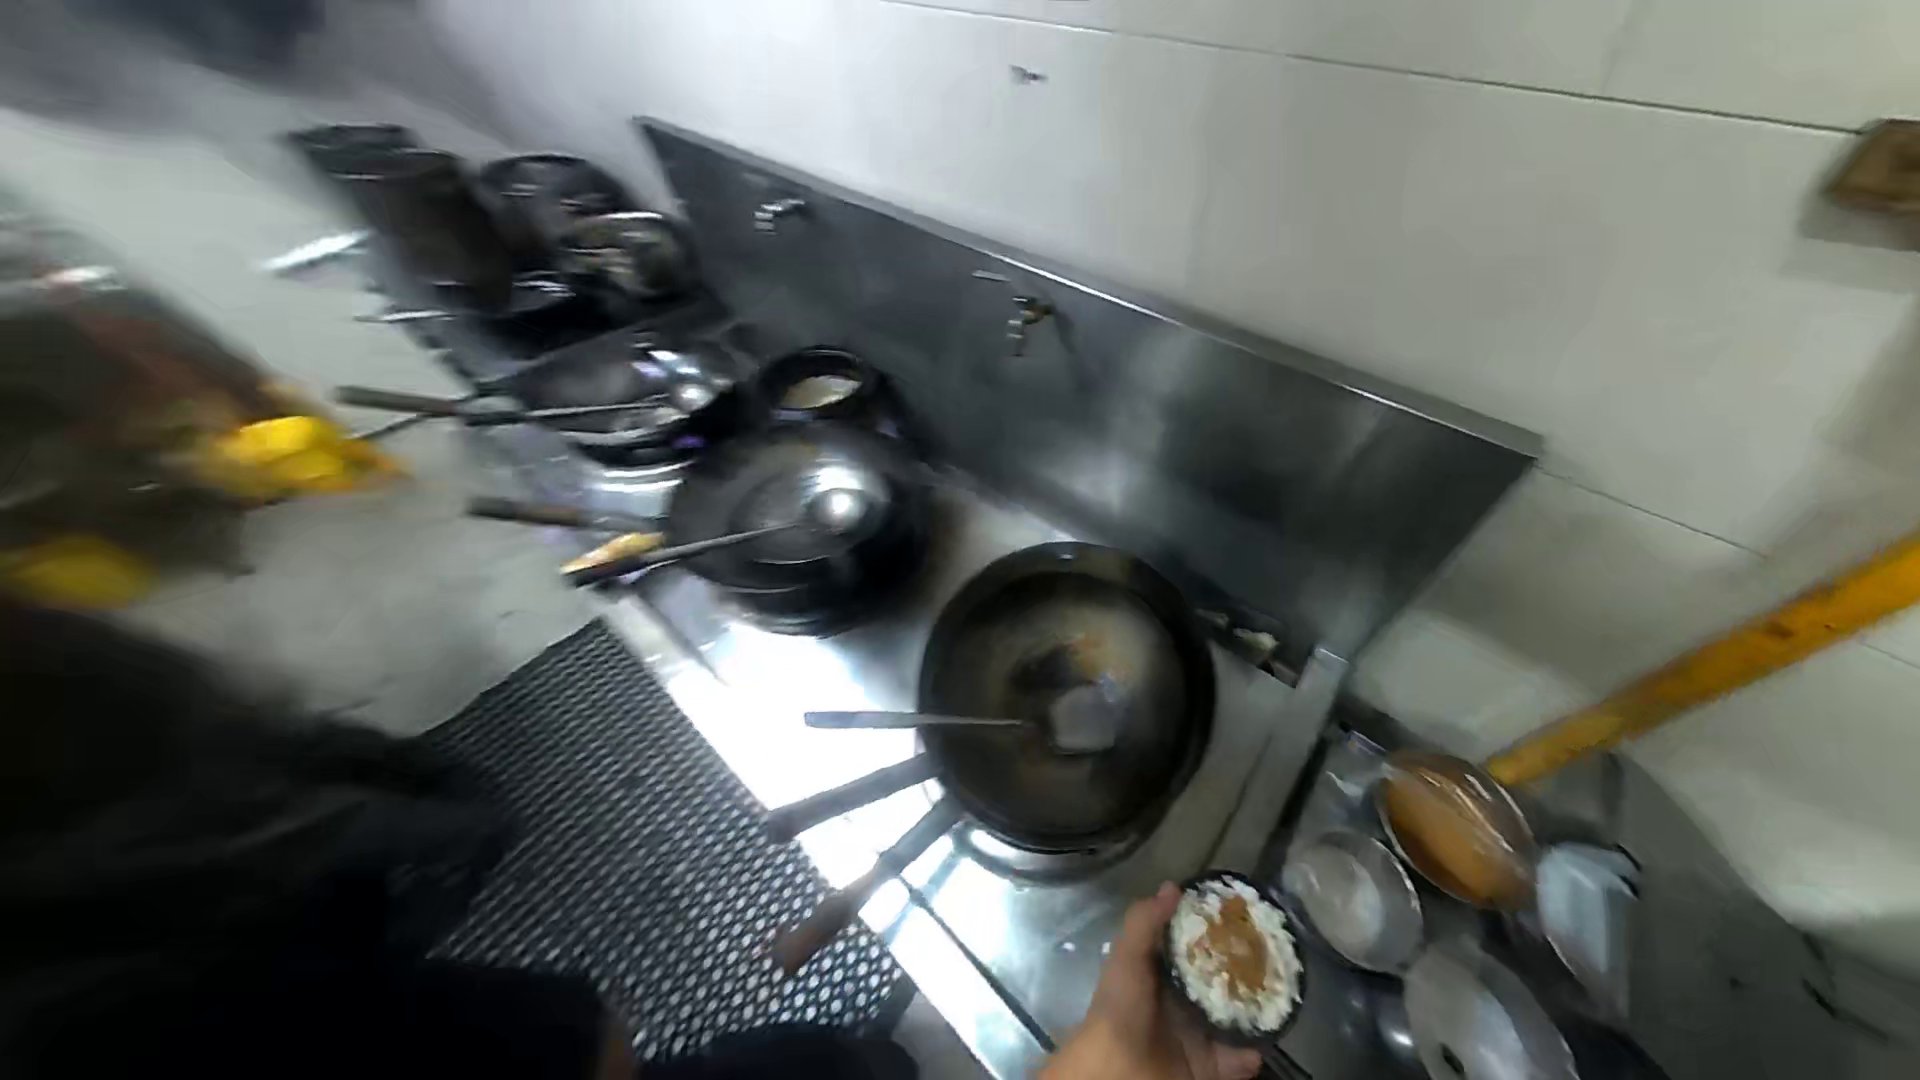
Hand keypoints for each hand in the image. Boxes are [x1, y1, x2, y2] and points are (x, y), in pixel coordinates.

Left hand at [1040, 883, 1262, 1079]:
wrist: (1117, 1071)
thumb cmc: (1121, 1006)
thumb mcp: (1128, 955)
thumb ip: (1146, 921)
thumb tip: (1173, 886)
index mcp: (1158, 970)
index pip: (1189, 944)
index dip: (1210, 930)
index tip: (1238, 915)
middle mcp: (1178, 999)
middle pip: (1215, 980)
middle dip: (1240, 972)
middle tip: (1268, 959)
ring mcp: (1194, 1034)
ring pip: (1232, 1019)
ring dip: (1252, 1012)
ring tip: (1277, 1000)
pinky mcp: (1207, 1067)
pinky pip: (1236, 1059)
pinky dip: (1249, 1053)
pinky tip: (1260, 1044)